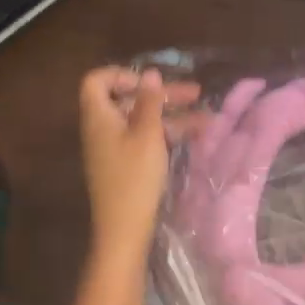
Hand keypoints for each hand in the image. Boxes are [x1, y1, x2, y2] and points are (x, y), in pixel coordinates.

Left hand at [78, 67, 202, 266]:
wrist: (124, 231)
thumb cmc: (134, 178)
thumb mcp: (147, 135)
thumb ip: (149, 102)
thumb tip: (150, 74)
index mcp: (99, 118)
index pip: (97, 81)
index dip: (122, 74)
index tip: (150, 82)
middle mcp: (102, 129)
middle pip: (128, 99)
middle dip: (162, 94)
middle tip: (195, 92)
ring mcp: (113, 147)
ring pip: (142, 119)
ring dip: (173, 115)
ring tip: (207, 117)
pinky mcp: (125, 163)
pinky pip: (145, 138)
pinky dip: (168, 133)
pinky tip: (196, 136)